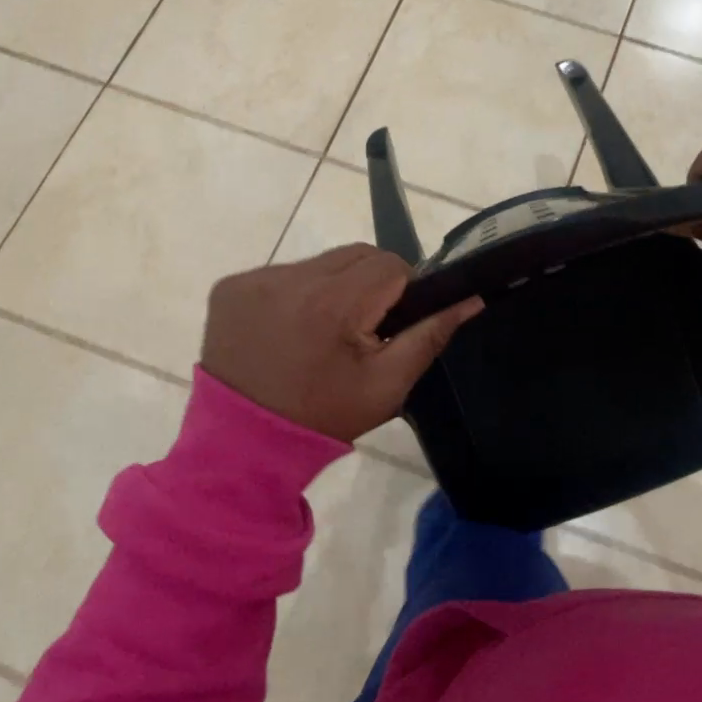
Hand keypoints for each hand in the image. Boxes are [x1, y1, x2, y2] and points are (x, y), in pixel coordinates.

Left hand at [199, 245, 481, 442]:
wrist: (242, 445)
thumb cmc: (323, 416)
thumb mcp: (387, 385)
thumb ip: (430, 334)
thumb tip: (471, 298)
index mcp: (332, 303)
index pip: (390, 264)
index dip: (402, 289)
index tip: (391, 323)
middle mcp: (290, 279)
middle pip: (354, 255)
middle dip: (368, 284)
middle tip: (362, 328)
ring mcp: (254, 280)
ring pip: (320, 262)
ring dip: (332, 286)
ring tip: (324, 330)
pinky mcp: (231, 286)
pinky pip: (283, 274)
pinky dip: (296, 293)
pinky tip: (291, 328)